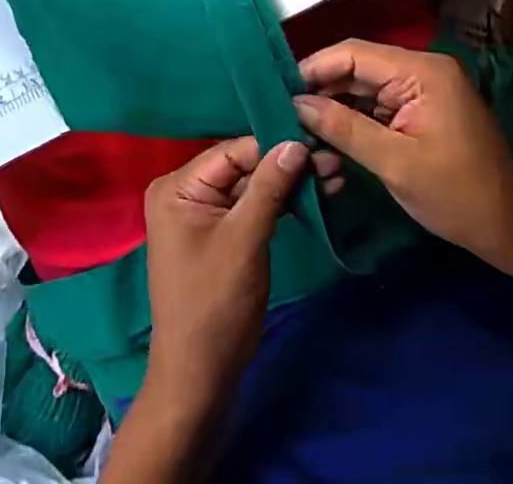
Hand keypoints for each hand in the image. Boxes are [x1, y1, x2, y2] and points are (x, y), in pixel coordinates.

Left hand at [142, 136, 342, 394]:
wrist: (200, 373)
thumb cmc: (216, 303)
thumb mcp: (245, 239)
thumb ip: (269, 187)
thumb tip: (296, 142)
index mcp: (177, 187)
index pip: (232, 151)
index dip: (274, 144)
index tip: (318, 139)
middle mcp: (185, 192)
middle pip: (243, 166)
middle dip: (287, 164)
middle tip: (334, 159)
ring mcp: (202, 213)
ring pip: (252, 187)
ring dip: (290, 183)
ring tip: (335, 174)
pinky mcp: (221, 233)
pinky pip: (252, 207)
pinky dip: (281, 203)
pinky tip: (315, 195)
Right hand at [295, 39, 512, 274]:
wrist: (512, 228)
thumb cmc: (458, 195)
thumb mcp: (395, 163)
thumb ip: (343, 128)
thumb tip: (296, 104)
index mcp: (422, 71)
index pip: (353, 54)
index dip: (312, 69)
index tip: (277, 92)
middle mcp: (420, 71)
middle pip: (355, 70)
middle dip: (319, 93)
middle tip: (282, 118)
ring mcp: (420, 91)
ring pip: (360, 90)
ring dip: (332, 112)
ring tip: (298, 133)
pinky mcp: (418, 112)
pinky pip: (374, 108)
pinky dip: (351, 124)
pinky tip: (326, 144)